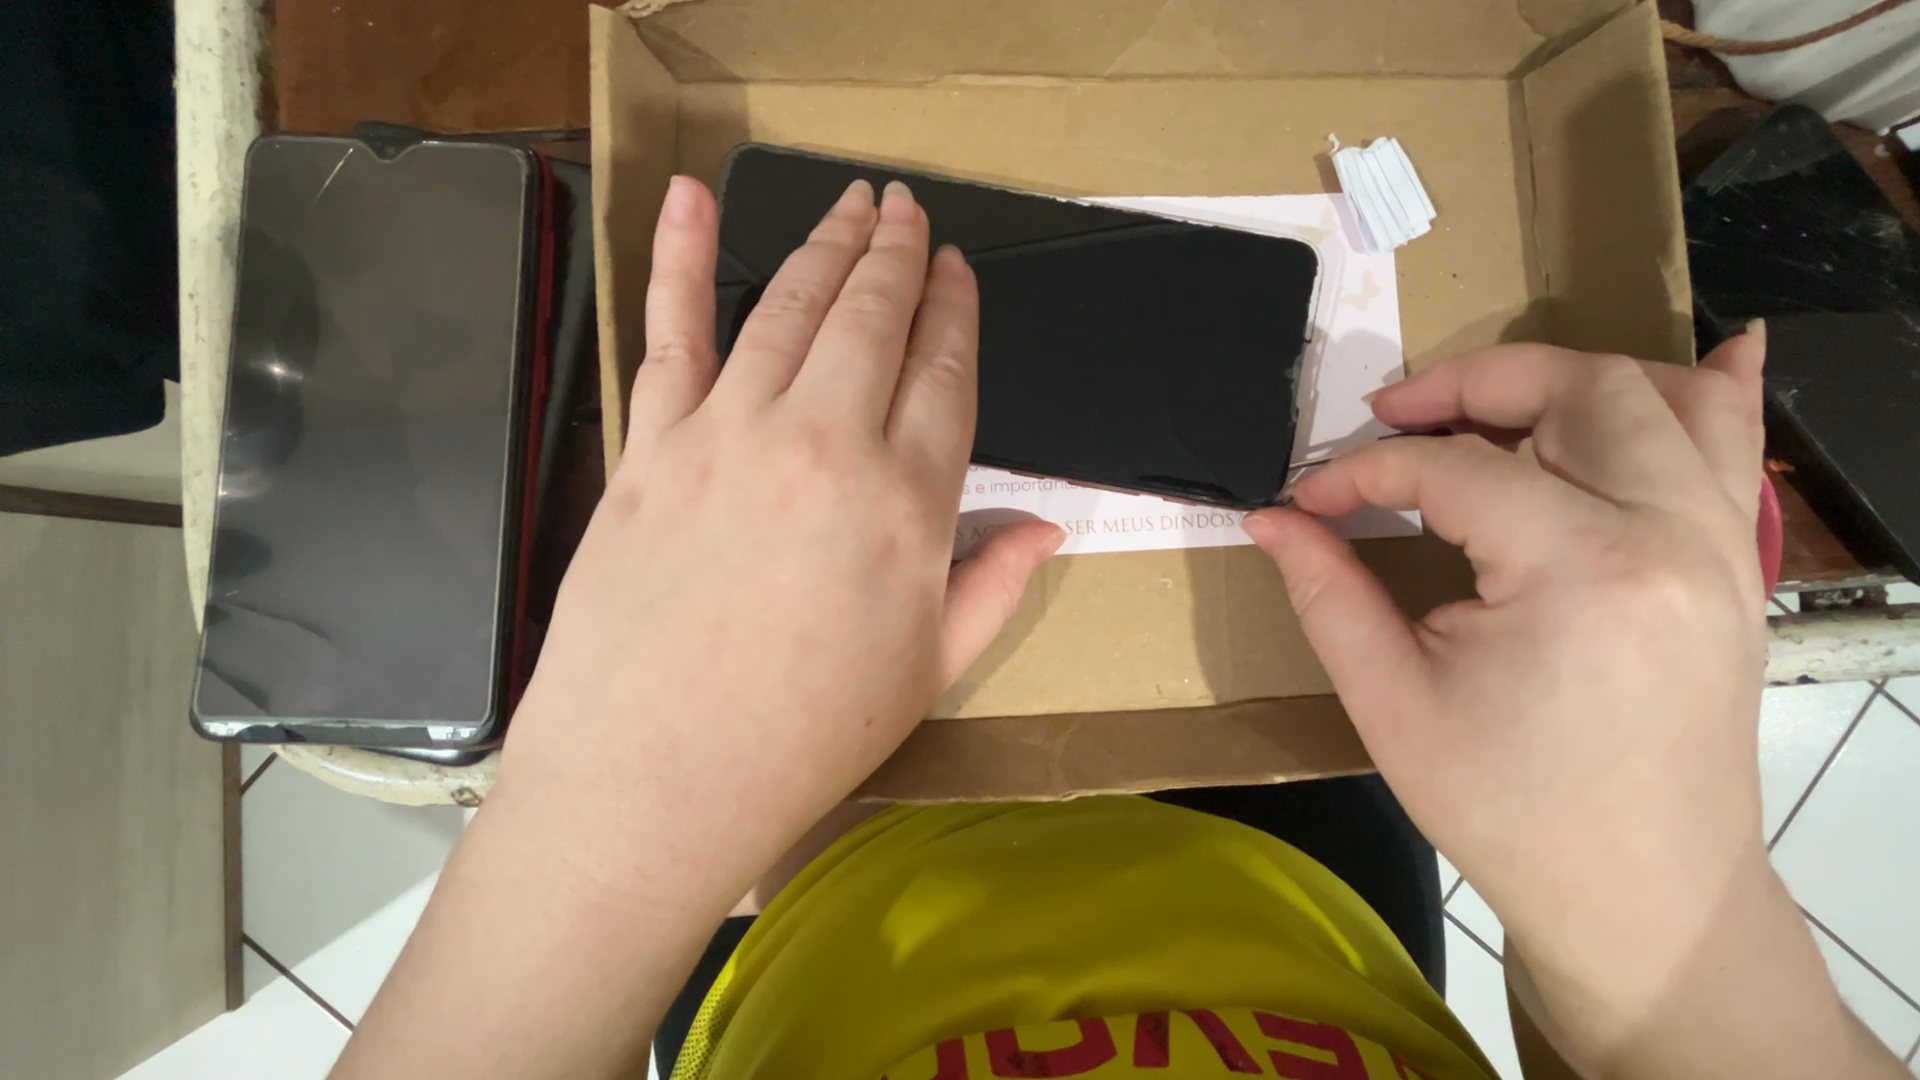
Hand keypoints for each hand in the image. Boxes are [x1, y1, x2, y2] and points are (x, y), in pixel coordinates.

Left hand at [502, 177, 1060, 886]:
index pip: (946, 375)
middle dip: (899, 255)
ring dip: (827, 247)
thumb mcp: (930, 669)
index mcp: (906, 503)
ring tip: (850, 204)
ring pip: (791, 309)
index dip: (957, 314)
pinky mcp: (652, 447)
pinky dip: (682, 258)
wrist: (657, 780)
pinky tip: (695, 198)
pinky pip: (671, 332)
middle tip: (909, 210)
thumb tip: (1047, 527)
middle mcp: (824, 446)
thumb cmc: (807, 737)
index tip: (961, 272)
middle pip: (873, 320)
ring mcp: (729, 436)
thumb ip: (993, 584)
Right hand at [1243, 332, 1776, 1051]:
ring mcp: (1720, 547)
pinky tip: (1708, 355)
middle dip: (1465, 384)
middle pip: (1575, 390)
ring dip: (1561, 380)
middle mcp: (1671, 534)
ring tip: (1482, 408)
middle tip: (1387, 417)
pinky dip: (1707, 392)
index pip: (1450, 468)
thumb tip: (1270, 518)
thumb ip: (1324, 589)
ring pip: (1664, 395)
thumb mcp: (1387, 697)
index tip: (1305, 498)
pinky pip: (1737, 446)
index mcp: (1580, 569)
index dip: (1361, 471)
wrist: (1637, 892)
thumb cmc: (1502, 804)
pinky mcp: (1732, 567)